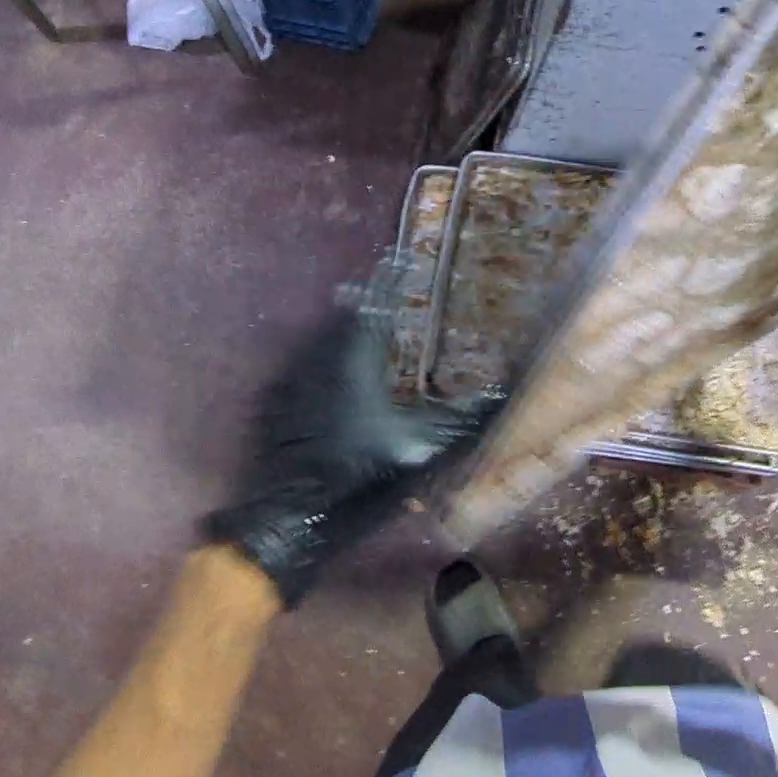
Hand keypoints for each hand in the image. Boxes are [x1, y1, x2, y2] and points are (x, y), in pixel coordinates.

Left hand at [204, 262, 500, 606]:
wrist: (288, 518)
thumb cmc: (359, 477)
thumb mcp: (420, 449)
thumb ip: (463, 421)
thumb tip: (502, 396)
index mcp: (356, 358)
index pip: (378, 302)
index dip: (392, 277)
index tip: (405, 258)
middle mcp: (320, 356)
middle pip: (348, 312)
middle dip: (370, 297)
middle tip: (389, 289)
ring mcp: (292, 378)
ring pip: (322, 336)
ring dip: (345, 325)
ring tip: (366, 321)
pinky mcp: (275, 401)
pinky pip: (304, 362)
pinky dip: (323, 355)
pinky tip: (334, 370)